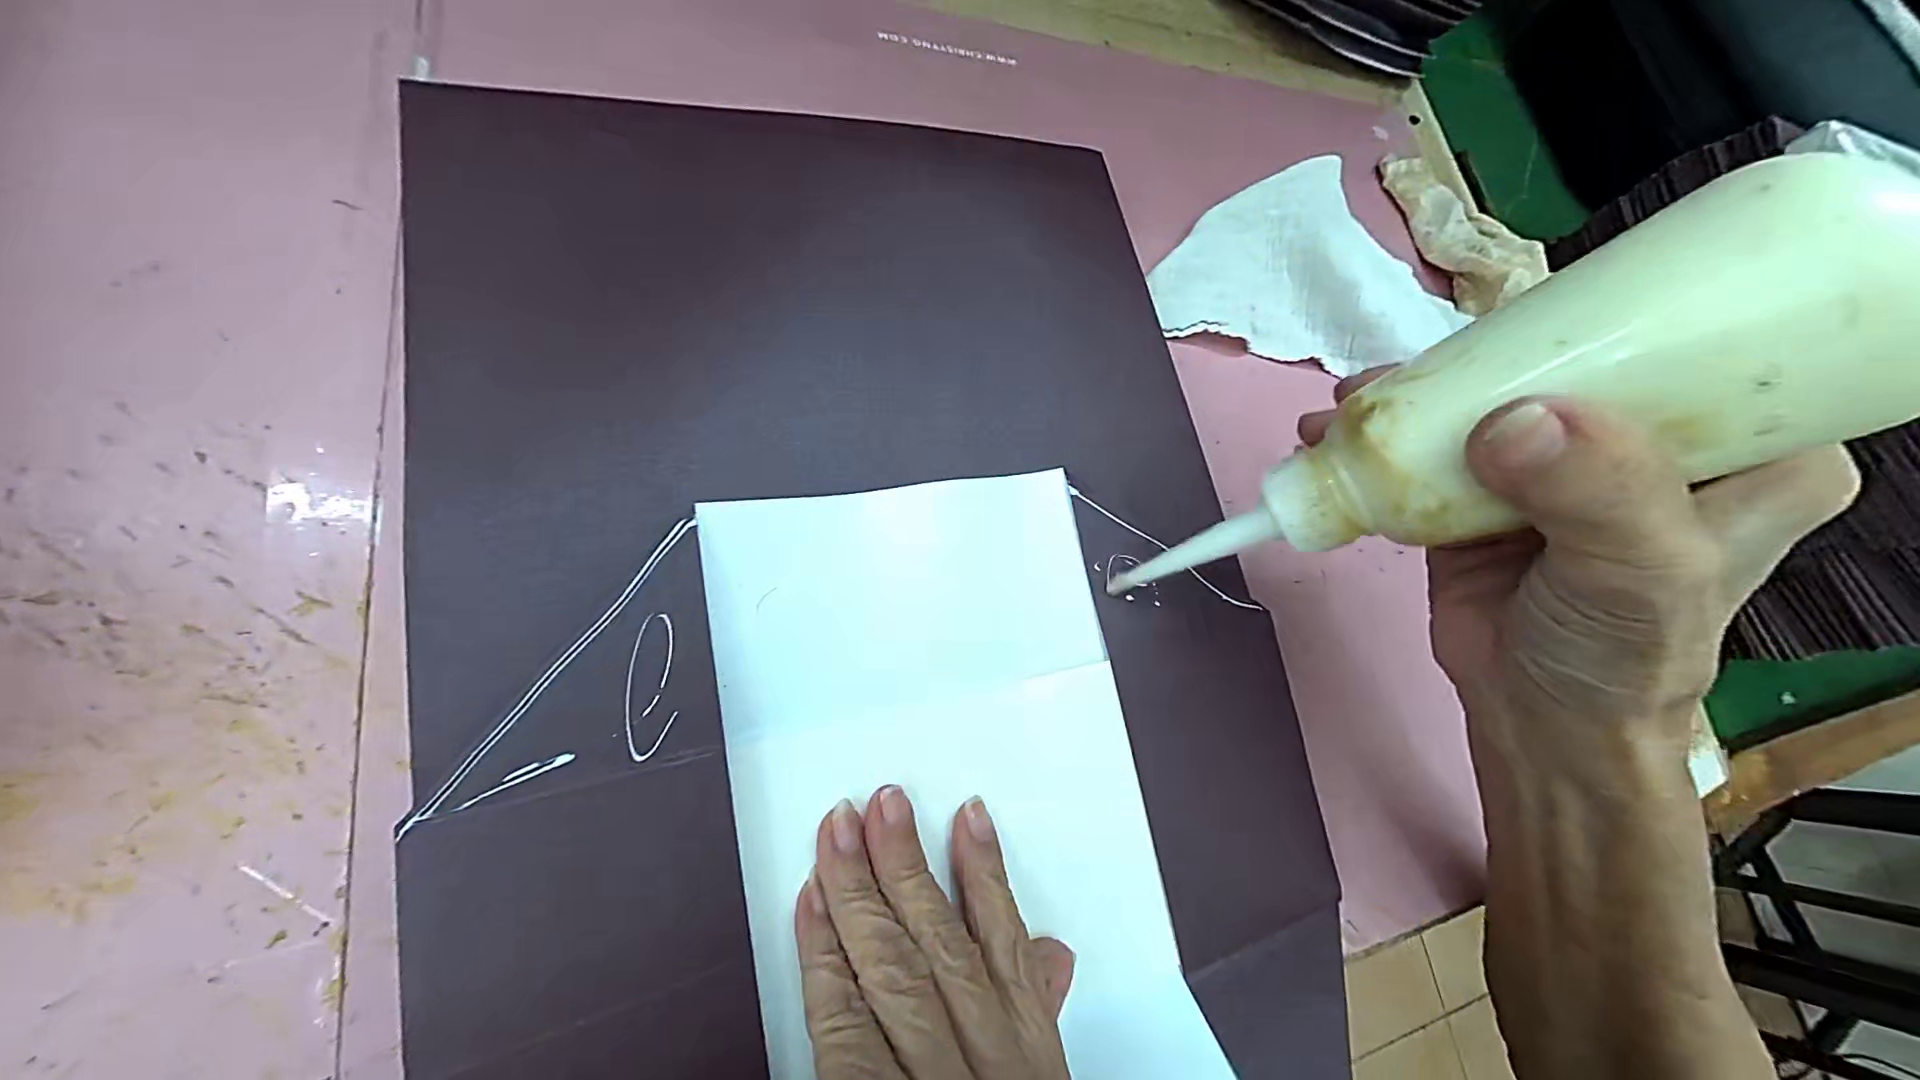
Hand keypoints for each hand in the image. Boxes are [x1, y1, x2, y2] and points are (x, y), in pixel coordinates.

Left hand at [796, 787, 1076, 1079]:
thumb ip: (1039, 1011)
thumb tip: (1055, 954)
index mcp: (1023, 1045)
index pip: (1002, 935)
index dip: (984, 868)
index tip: (966, 814)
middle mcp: (975, 1053)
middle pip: (933, 936)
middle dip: (904, 861)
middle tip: (883, 803)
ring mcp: (920, 1078)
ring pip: (886, 963)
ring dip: (858, 888)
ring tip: (841, 829)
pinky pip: (838, 1021)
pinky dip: (822, 956)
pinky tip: (810, 906)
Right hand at [1299, 367, 1858, 772]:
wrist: (1534, 719)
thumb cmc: (1617, 653)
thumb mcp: (1639, 573)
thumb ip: (1595, 493)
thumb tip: (1513, 416)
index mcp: (1739, 448)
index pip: (1689, 349)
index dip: (1610, 320)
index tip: (1522, 317)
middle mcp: (1640, 448)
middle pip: (1554, 371)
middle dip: (1470, 362)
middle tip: (1396, 373)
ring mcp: (1549, 473)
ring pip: (1479, 409)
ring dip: (1406, 403)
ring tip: (1342, 408)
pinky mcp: (1478, 498)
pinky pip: (1430, 455)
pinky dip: (1380, 445)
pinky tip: (1333, 438)